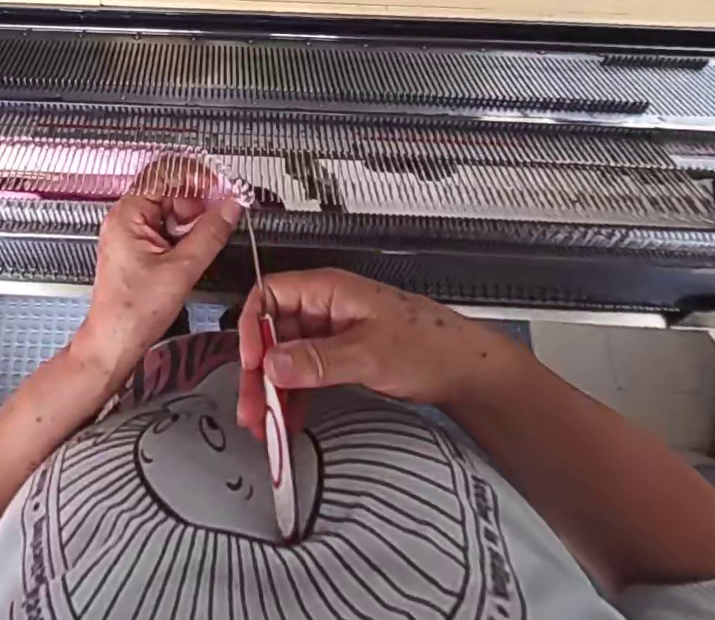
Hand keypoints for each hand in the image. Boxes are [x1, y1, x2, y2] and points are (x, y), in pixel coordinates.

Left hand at [73, 187, 241, 381]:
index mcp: (128, 215)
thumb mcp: (182, 269)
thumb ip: (210, 233)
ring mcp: (130, 232)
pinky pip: (165, 226)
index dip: (194, 177)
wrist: (114, 343)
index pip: (164, 175)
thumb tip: (230, 207)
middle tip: (214, 219)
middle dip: (194, 204)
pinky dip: (182, 234)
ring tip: (196, 245)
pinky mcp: (137, 246)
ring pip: (169, 209)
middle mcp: (125, 218)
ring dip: (189, 220)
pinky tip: (189, 253)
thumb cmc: (133, 312)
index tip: (218, 186)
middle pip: (168, 190)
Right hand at [237, 268, 520, 438]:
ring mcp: (330, 331)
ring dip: (272, 389)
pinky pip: (304, 372)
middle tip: (252, 408)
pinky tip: (289, 419)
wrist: (465, 368)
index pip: (270, 295)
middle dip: (258, 370)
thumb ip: (317, 359)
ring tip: (265, 424)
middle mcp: (324, 306)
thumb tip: (272, 363)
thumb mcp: (369, 353)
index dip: (252, 326)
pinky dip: (293, 395)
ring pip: (285, 355)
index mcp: (327, 290)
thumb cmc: (428, 344)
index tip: (249, 362)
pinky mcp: (339, 353)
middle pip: (273, 331)